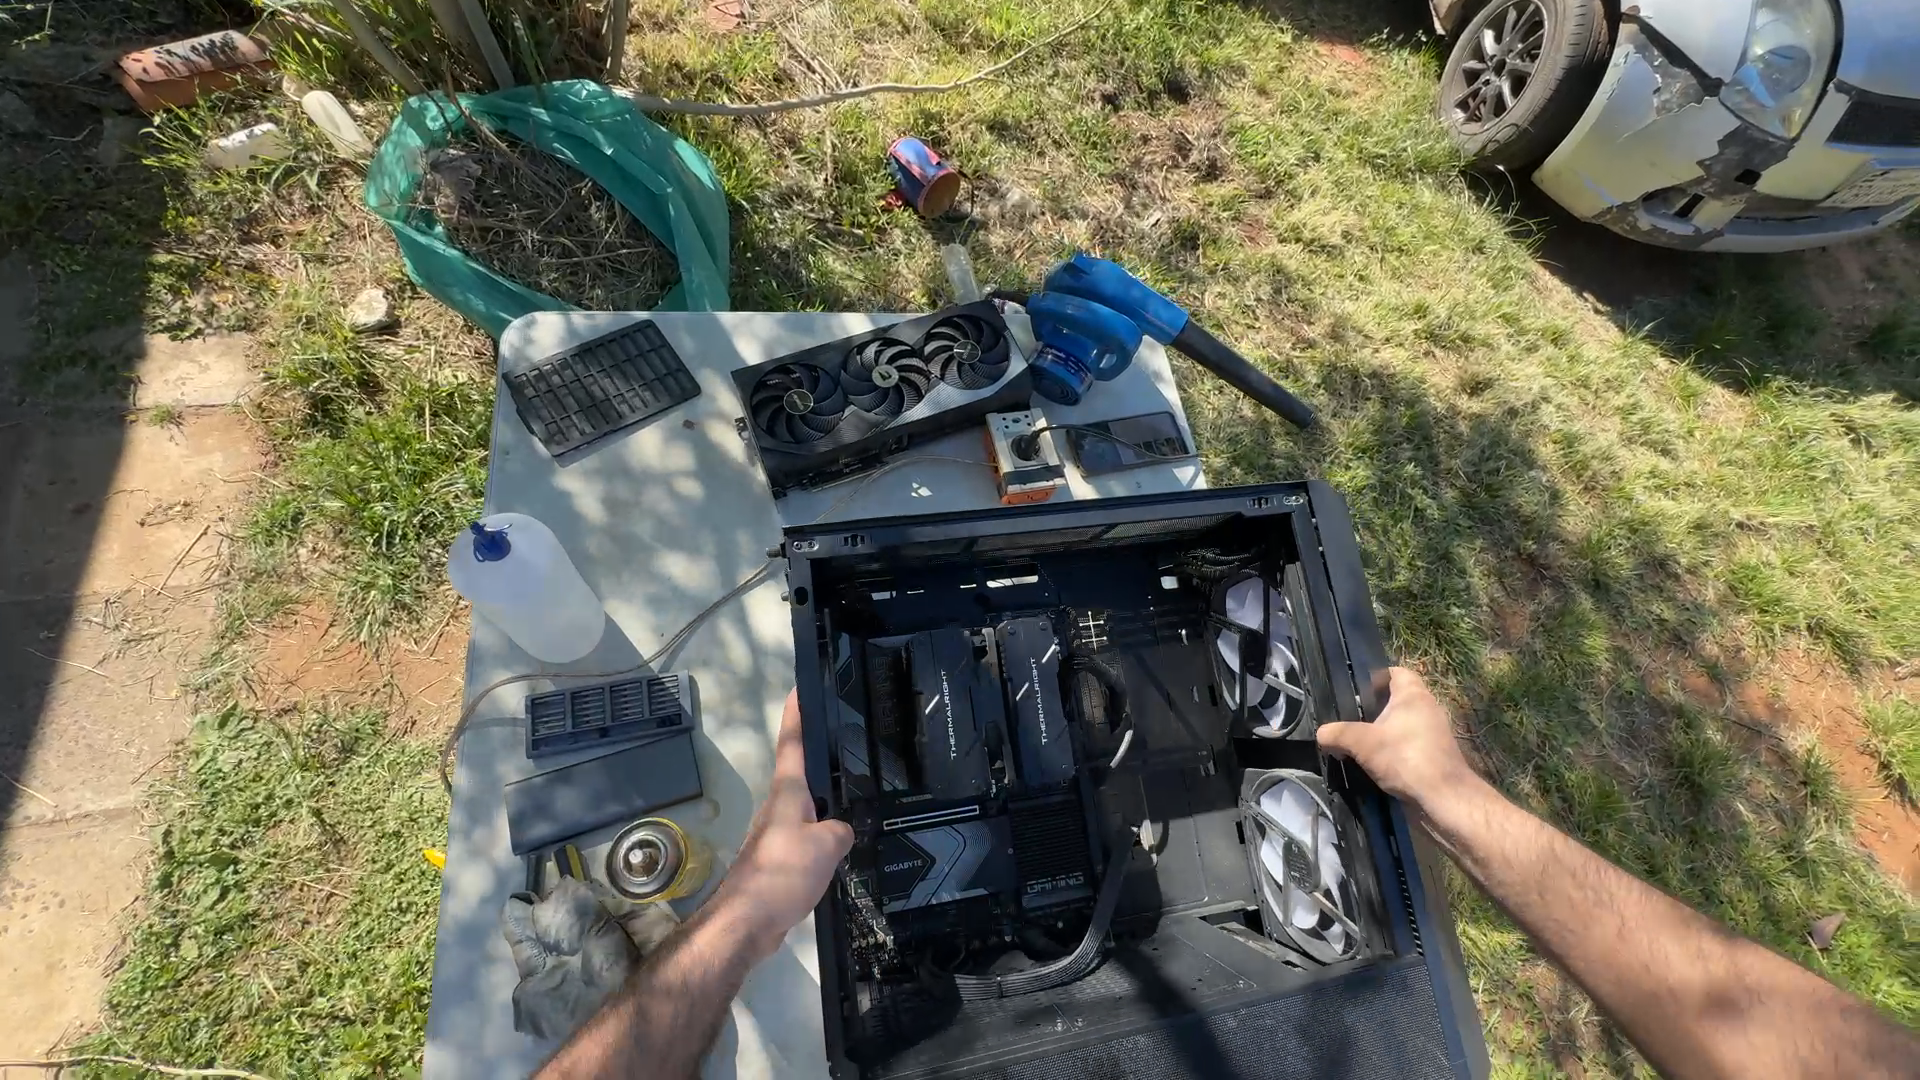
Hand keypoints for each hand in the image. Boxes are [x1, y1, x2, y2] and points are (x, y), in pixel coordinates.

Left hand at [709, 690, 853, 960]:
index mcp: (789, 792)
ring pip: (808, 807)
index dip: (796, 712)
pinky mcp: (781, 860)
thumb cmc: (781, 873)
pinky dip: (825, 834)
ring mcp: (779, 833)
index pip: (793, 741)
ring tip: (854, 792)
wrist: (746, 923)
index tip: (800, 687)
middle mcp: (781, 806)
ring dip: (826, 799)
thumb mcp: (826, 845)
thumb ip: (841, 829)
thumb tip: (841, 832)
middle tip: (848, 740)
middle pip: (801, 771)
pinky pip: (809, 837)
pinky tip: (841, 845)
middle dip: (820, 755)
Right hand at [1316, 667, 1476, 809]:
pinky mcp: (1435, 755)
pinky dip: (1392, 750)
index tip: (1354, 689)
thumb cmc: (1405, 758)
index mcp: (1413, 696)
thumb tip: (1322, 735)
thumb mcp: (1360, 742)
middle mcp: (1428, 709)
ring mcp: (1434, 734)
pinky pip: (1407, 744)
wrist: (1444, 799)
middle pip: (1396, 700)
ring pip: (1401, 724)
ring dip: (1381, 732)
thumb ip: (1335, 734)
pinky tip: (1373, 762)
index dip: (1375, 676)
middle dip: (1372, 708)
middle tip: (1348, 717)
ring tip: (1356, 742)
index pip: (1396, 672)